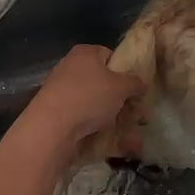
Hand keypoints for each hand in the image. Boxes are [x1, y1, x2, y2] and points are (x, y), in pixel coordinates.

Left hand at [19, 44, 146, 167]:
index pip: (110, 55)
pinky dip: (97, 128)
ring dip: (111, 117)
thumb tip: (142, 84)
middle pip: (102, 81)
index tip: (135, 87)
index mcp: (85, 53)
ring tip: (129, 134)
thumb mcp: (121, 87)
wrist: (52, 127)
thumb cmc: (89, 97)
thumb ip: (135, 83)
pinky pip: (84, 118)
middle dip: (119, 98)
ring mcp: (62, 91)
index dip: (125, 70)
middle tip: (135, 112)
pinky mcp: (58, 113)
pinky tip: (111, 142)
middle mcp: (71, 68)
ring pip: (94, 103)